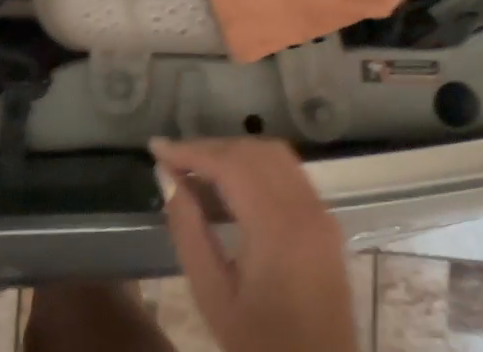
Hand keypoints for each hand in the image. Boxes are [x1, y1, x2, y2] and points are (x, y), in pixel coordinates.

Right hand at [152, 137, 358, 351]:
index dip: (189, 151)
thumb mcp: (211, 293)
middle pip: (253, 152)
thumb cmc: (260, 345)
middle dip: (210, 148)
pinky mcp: (327, 227)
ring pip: (275, 156)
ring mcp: (323, 217)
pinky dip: (257, 168)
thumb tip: (166, 176)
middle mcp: (307, 211)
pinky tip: (230, 190)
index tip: (155, 149)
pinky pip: (290, 175)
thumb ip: (188, 228)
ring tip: (197, 173)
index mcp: (278, 229)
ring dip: (234, 154)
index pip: (229, 164)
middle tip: (173, 164)